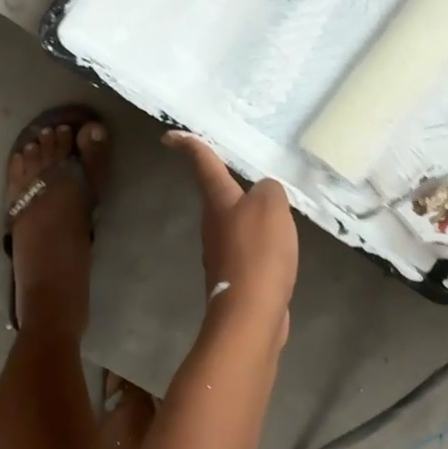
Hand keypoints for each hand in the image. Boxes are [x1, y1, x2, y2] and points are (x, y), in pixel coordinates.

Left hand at [164, 132, 298, 344]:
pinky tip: (277, 249)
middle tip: (245, 174)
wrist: (251, 313)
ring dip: (249, 217)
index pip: (203, 163)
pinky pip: (247, 250)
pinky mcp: (235, 277)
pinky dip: (260, 245)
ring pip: (234, 224)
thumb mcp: (272, 206)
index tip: (171, 135)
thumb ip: (269, 190)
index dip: (189, 145)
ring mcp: (221, 253)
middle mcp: (213, 224)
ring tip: (274, 213)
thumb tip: (264, 194)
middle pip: (218, 196)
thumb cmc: (257, 252)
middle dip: (226, 184)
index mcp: (218, 201)